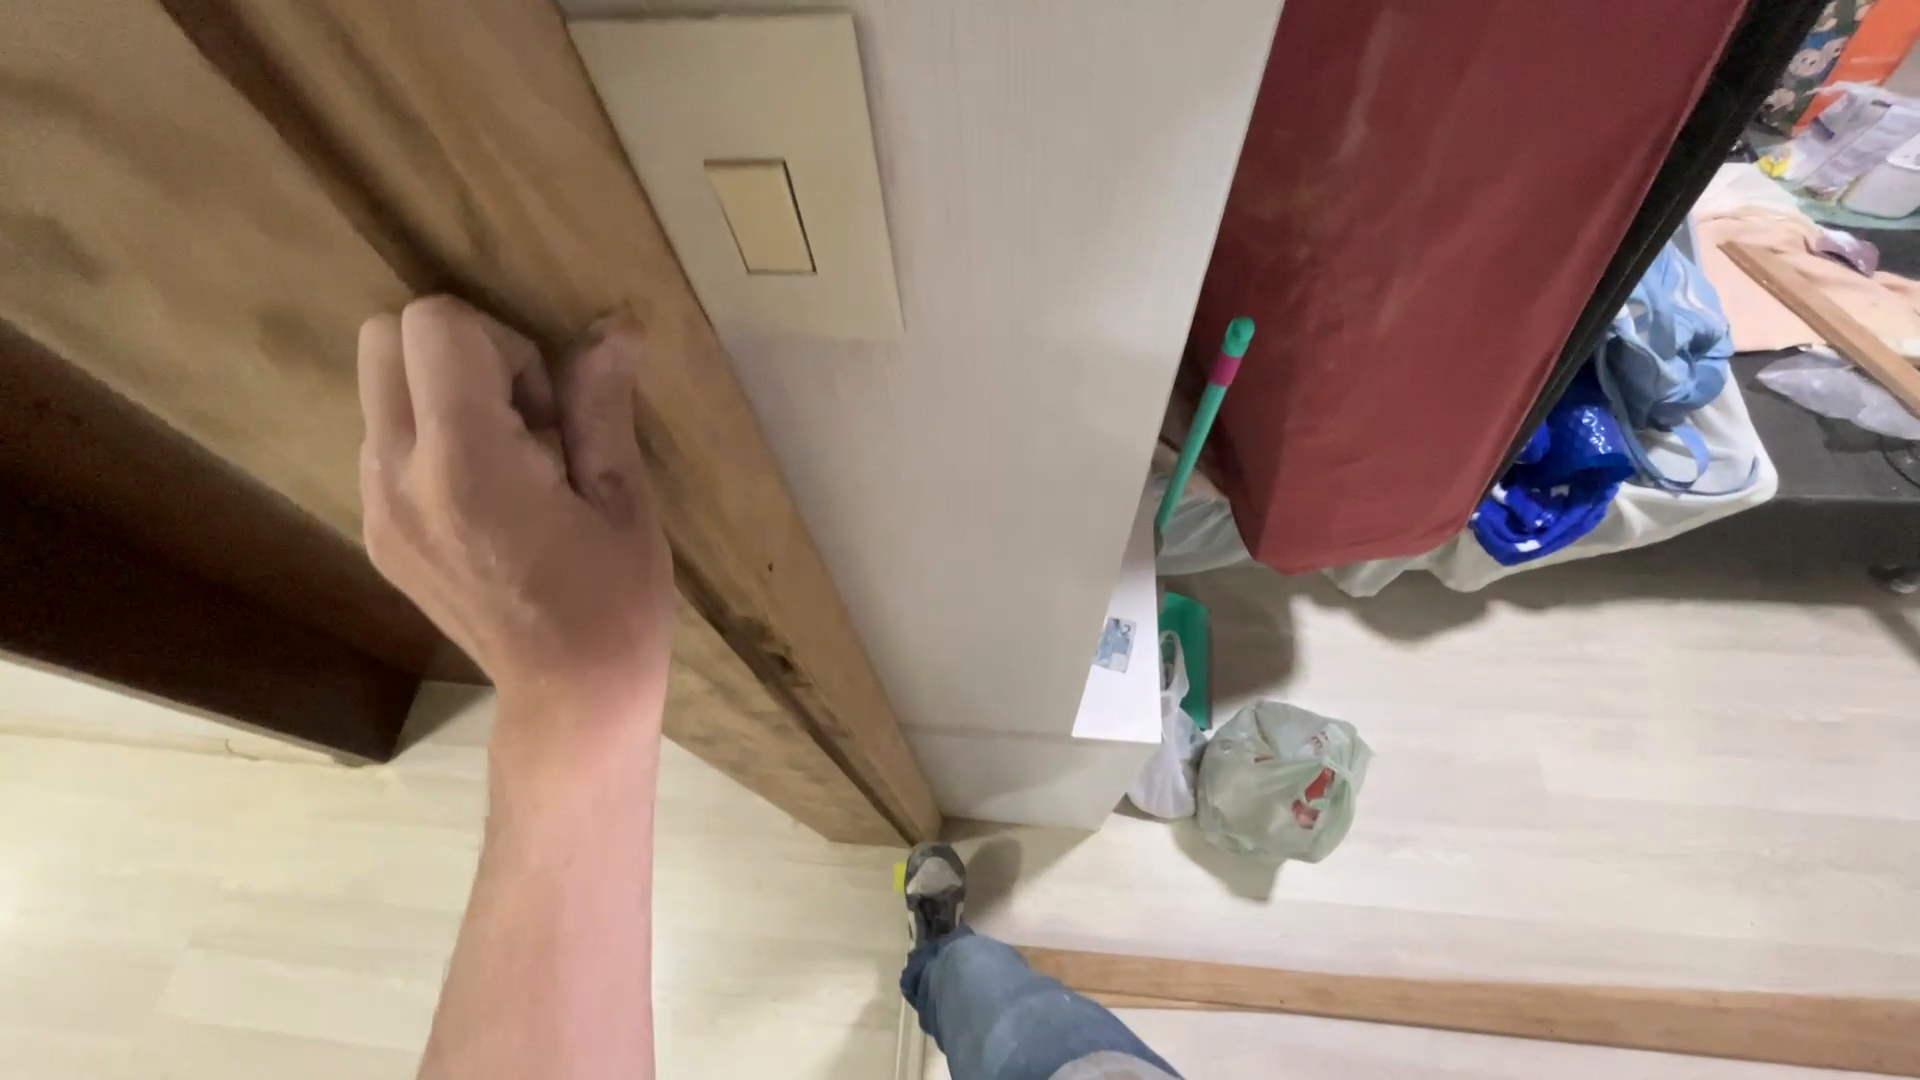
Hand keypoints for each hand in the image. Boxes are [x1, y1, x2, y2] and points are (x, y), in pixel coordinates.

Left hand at [356, 296, 675, 734]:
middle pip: (384, 337)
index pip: (435, 326)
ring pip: (380, 386)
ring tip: (517, 466)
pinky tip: (493, 499)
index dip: (507, 346)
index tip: (552, 413)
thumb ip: (603, 408)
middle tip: (530, 422)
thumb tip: (615, 329)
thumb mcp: (626, 501)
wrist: (571, 695)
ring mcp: (373, 508)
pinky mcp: (374, 532)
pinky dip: (437, 438)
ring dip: (448, 396)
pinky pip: (387, 440)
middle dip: (464, 354)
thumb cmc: (618, 601)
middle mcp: (397, 478)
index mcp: (468, 467)